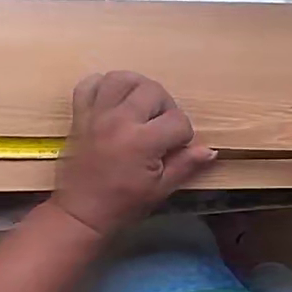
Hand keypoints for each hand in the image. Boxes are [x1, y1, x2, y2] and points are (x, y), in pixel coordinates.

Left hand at [50, 72, 215, 235]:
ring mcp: (97, 115)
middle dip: (165, 106)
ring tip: (142, 107)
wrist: (81, 213)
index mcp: (142, 142)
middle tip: (162, 127)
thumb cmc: (124, 204)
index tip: (176, 149)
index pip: (178, 120)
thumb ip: (186, 165)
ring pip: (122, 78)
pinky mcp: (80, 115)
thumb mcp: (161, 189)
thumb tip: (211, 151)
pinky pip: (89, 84)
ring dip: (138, 88)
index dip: (184, 134)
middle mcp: (119, 121)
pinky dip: (104, 86)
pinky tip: (114, 101)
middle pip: (153, 89)